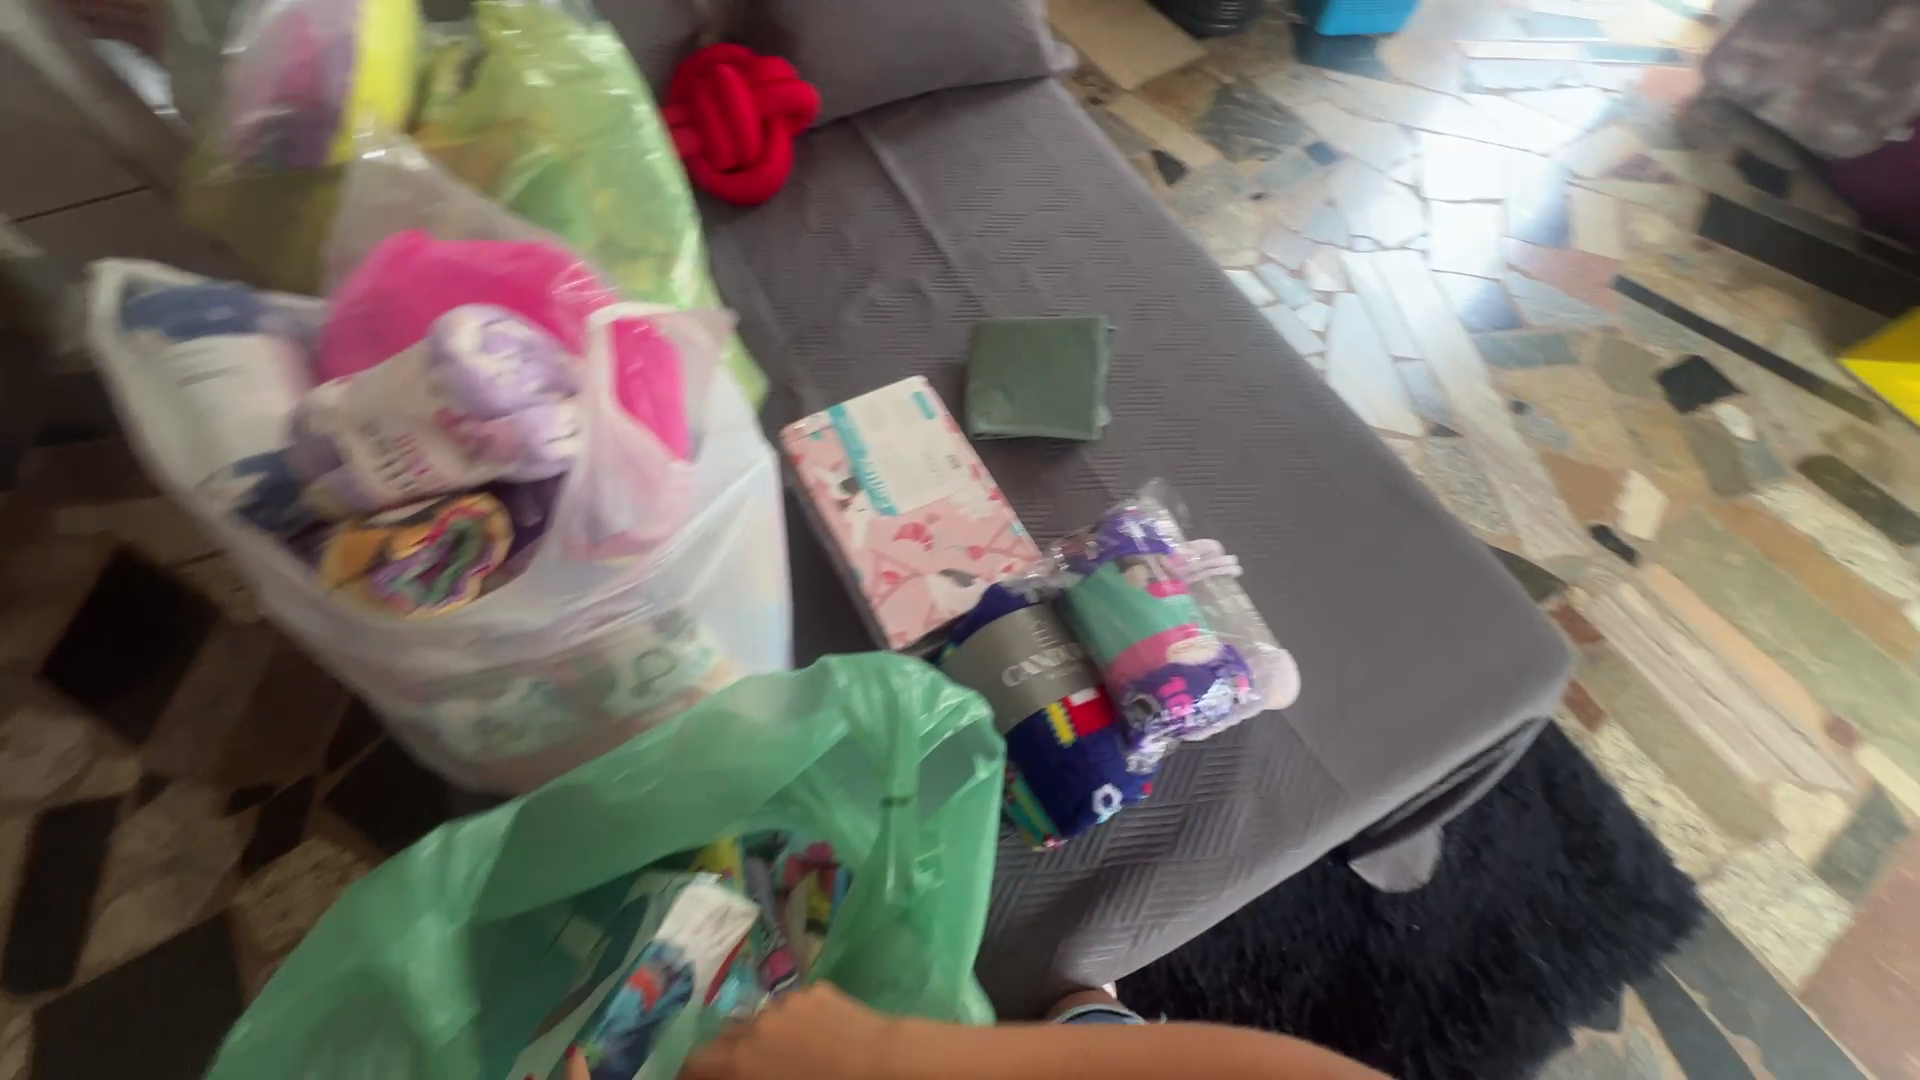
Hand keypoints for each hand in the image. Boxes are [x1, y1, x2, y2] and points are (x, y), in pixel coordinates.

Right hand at [680, 984, 903, 1079]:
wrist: (878, 1065)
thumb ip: (742, 1077)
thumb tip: (738, 1073)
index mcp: (740, 1060)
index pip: (695, 1062)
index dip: (693, 1075)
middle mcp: (757, 1023)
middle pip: (726, 1036)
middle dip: (727, 1056)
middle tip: (744, 1074)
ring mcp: (789, 1001)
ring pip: (762, 1018)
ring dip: (763, 1036)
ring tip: (786, 1058)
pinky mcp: (817, 990)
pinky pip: (794, 1007)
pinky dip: (794, 1023)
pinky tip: (816, 1040)